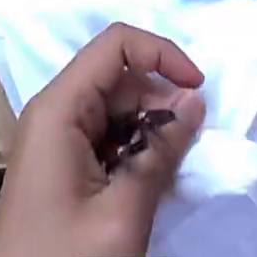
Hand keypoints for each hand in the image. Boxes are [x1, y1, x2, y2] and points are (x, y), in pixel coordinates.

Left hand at [0, 23, 206, 256]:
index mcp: (59, 106)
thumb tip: (194, 101)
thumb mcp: (121, 212)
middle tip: (192, 148)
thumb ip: (159, 152)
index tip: (200, 89)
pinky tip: (151, 184)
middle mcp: (55, 109)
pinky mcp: (63, 163)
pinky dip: (136, 151)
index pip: (115, 44)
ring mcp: (57, 136)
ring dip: (150, 131)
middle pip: (118, 78)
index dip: (160, 53)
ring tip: (172, 172)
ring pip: (116, 109)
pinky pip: (107, 136)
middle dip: (160, 102)